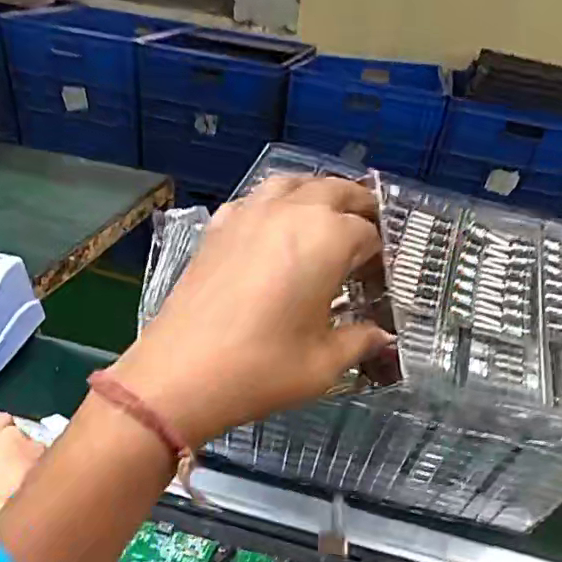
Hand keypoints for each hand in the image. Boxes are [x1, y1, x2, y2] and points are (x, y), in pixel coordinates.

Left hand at [109, 176, 392, 445]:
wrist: (179, 376)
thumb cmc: (260, 370)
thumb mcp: (323, 364)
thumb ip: (359, 341)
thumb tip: (381, 337)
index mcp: (326, 238)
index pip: (368, 234)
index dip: (379, 258)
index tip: (379, 284)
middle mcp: (289, 211)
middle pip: (335, 192)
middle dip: (358, 211)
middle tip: (367, 241)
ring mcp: (247, 214)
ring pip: (293, 184)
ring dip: (317, 196)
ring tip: (326, 225)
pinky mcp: (217, 228)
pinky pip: (255, 200)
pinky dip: (275, 206)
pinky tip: (275, 234)